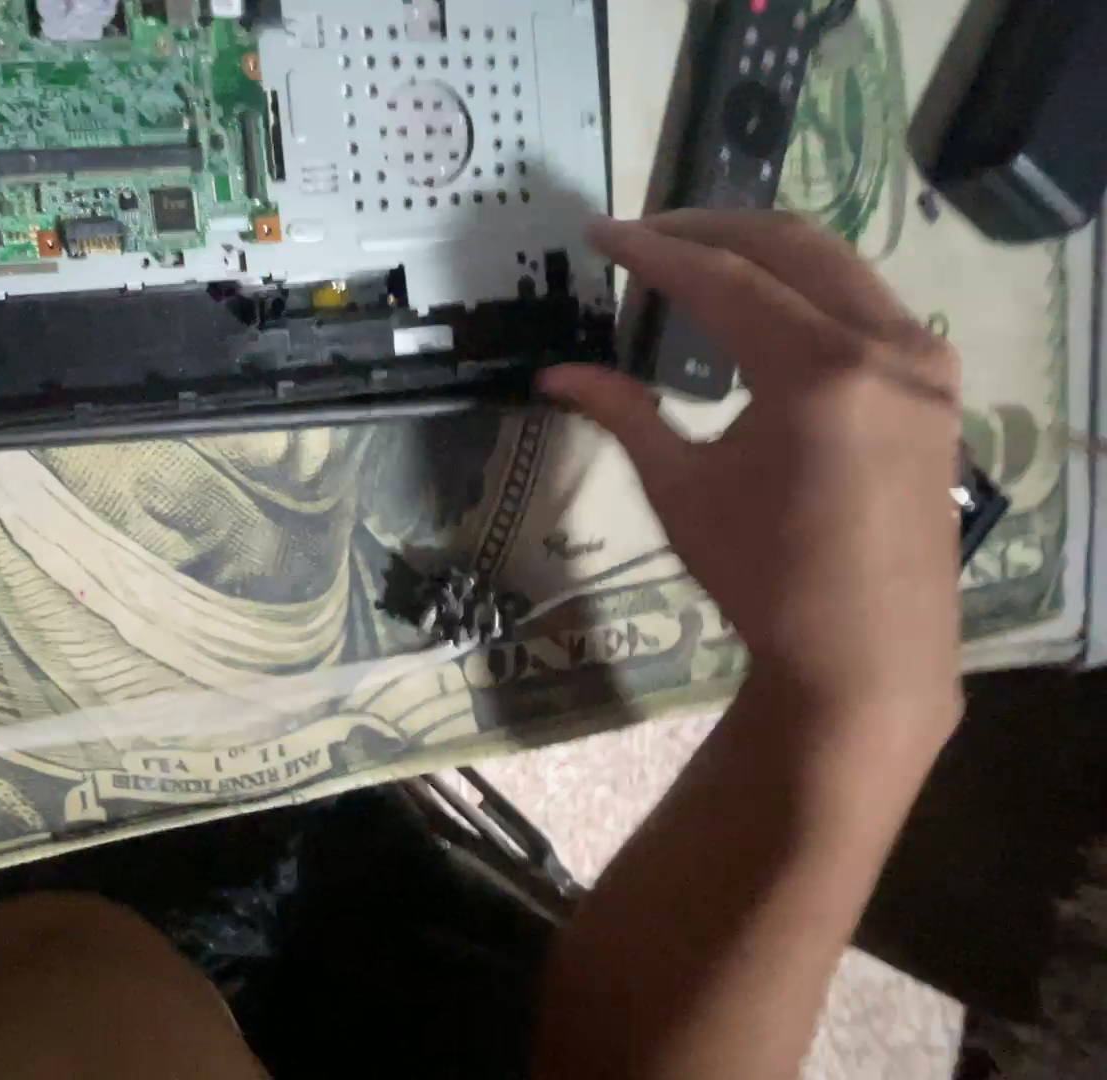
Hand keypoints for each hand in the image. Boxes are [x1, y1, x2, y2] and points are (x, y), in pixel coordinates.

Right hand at [540, 211, 963, 725]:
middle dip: (711, 228)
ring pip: (839, 266)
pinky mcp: (935, 383)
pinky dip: (803, 286)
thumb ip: (620, 411)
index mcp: (817, 374)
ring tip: (691, 257)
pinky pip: (864, 303)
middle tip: (642, 231)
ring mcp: (924, 361)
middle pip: (794, 247)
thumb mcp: (677, 485)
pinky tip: (759, 306)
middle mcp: (886, 347)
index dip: (654, 252)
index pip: (725, 282)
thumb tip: (551, 373)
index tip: (601, 233)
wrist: (863, 645)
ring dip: (761, 250)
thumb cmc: (757, 570)